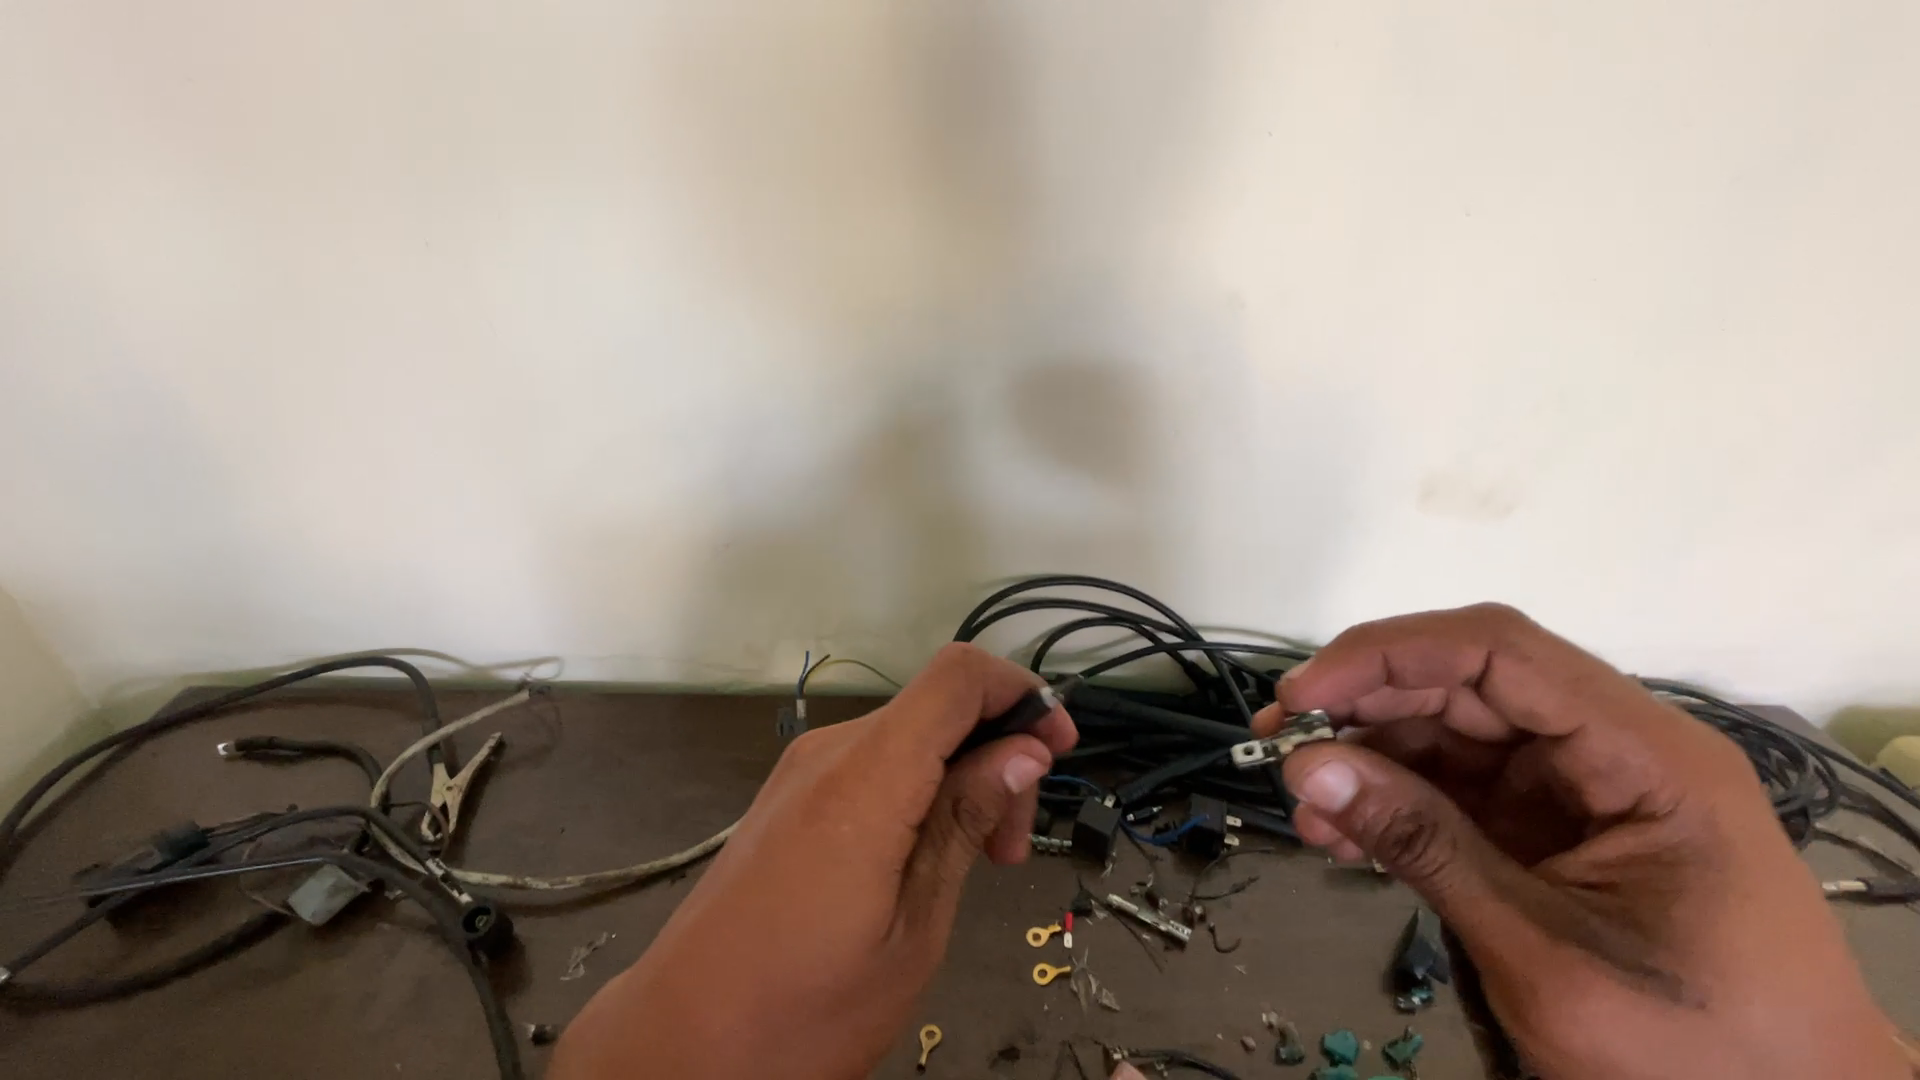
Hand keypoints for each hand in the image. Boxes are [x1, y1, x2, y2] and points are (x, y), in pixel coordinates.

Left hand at [548, 644, 1076, 1079]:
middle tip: (1010, 847)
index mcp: (866, 775)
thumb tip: (1024, 752)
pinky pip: (876, 763)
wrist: (676, 1046)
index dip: (1019, 692)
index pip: (958, 676)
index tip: (1057, 749)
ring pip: (912, 735)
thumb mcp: (913, 927)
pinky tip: (926, 856)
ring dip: (961, 779)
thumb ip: (965, 822)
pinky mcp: (792, 794)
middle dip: (997, 755)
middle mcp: (831, 750)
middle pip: (940, 707)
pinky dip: (920, 790)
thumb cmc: (803, 1009)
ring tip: (976, 862)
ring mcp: (804, 769)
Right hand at [1253, 604, 1904, 1079]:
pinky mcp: (1539, 822)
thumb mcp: (1545, 951)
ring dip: (1365, 759)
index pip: (1500, 652)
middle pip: (1461, 682)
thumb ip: (1424, 847)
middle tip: (1279, 738)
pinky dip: (1386, 803)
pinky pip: (1445, 787)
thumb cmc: (1697, 1053)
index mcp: (1644, 755)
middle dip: (1362, 705)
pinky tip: (1338, 833)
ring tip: (1304, 803)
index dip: (1390, 655)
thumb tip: (1305, 766)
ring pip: (1442, 731)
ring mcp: (1569, 785)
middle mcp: (1605, 748)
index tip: (1305, 695)